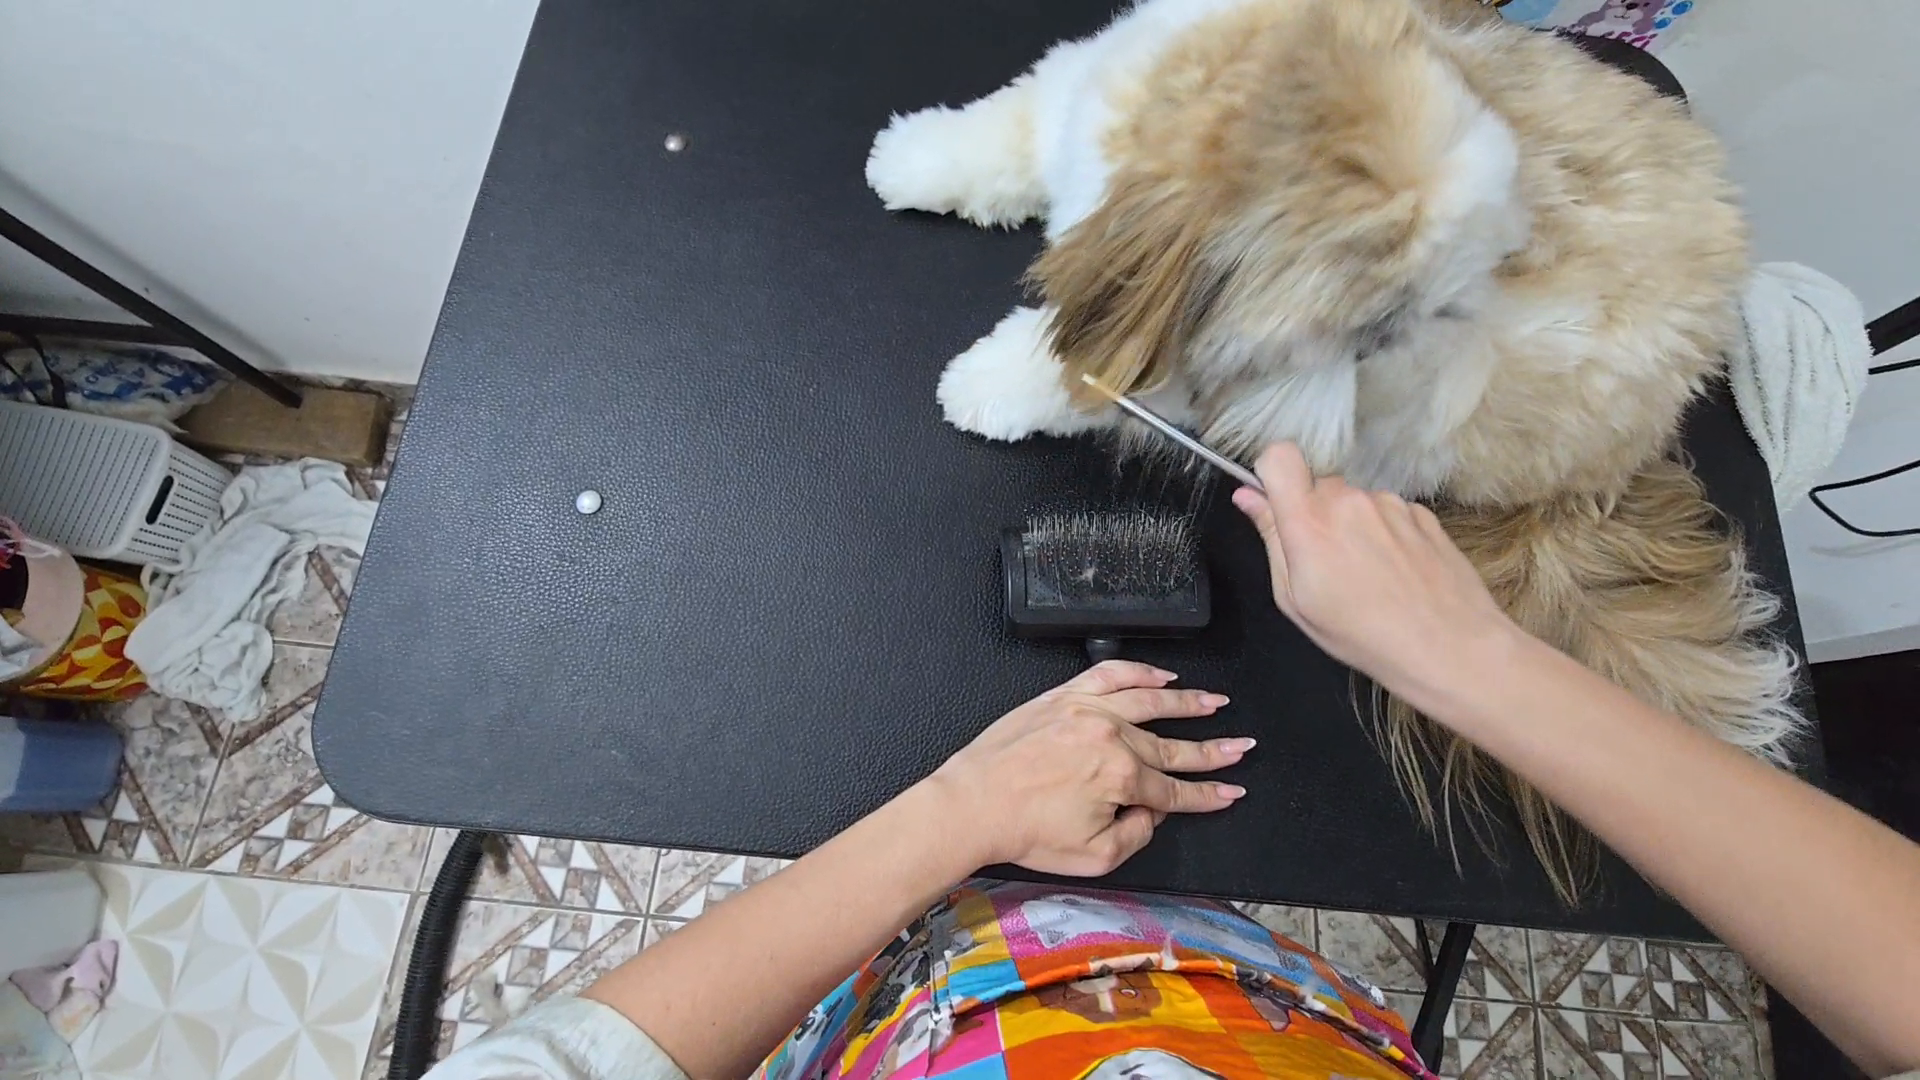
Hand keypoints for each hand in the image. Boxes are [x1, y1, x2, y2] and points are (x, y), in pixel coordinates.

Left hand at [923, 660, 1250, 876]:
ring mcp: (1087, 710)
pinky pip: (1109, 674)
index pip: (1176, 789)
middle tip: (1241, 745)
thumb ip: (1135, 835)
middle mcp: (1110, 736)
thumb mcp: (1093, 857)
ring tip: (1214, 701)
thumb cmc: (1025, 830)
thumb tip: (1150, 814)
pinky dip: (1139, 671)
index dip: (1208, 794)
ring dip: (1188, 701)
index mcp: (1121, 777)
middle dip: (1212, 749)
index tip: (1232, 789)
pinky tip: (1161, 674)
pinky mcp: (1063, 696)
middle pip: (1172, 744)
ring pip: (1149, 699)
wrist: (974, 802)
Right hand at [1230, 443, 1520, 703]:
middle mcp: (1350, 500)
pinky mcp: (1422, 512)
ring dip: (1349, 524)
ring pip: (1353, 500)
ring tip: (1364, 572)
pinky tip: (1392, 570)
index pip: (1279, 456)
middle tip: (1322, 560)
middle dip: (1312, 512)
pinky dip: (1382, 532)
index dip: (1270, 471)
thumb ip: (1270, 538)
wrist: (1450, 647)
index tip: (1274, 501)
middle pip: (1316, 484)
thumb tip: (1247, 497)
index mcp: (1309, 521)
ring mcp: (1390, 503)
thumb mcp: (1294, 598)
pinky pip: (1386, 511)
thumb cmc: (1360, 633)